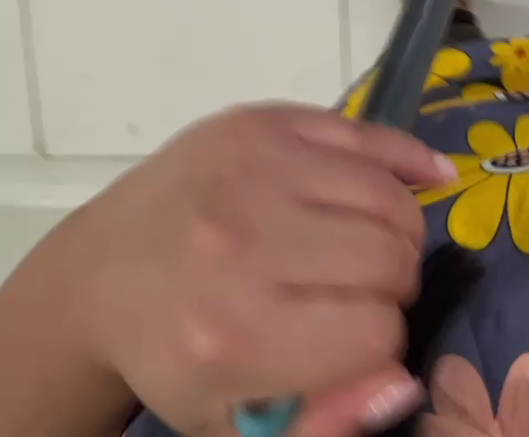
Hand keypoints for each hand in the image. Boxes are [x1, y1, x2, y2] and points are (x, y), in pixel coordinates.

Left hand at [44, 105, 456, 435]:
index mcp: (234, 333)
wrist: (102, 272)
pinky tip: (426, 177)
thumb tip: (402, 380)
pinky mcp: (261, 121)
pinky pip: (369, 134)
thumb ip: (325, 421)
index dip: (381, 344)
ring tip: (373, 243)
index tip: (357, 339)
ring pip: (388, 197)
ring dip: (400, 228)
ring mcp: (255, 168)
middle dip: (396, 282)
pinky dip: (406, 160)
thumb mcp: (233, 422)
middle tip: (369, 288)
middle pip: (390, 258)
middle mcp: (244, 243)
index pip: (378, 333)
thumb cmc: (173, 352)